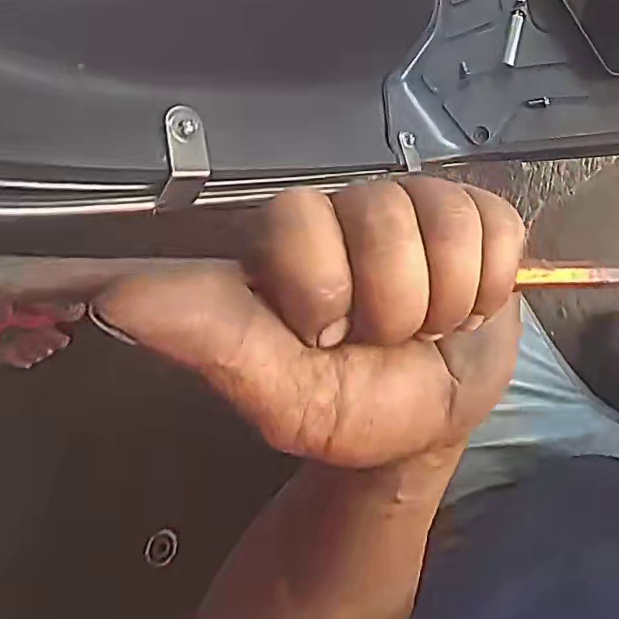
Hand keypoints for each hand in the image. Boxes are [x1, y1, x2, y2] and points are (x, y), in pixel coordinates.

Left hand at [93, 177, 526, 467]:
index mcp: (297, 240)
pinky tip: (474, 303)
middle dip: (398, 304)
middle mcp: (358, 206)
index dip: (323, 282)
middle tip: (391, 337)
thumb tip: (119, 294)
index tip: (329, 338)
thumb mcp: (286, 395)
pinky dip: (492, 282)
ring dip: (449, 298)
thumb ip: (215, 340)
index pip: (300, 215)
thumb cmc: (359, 407)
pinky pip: (499, 226)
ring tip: (436, 324)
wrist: (436, 416)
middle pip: (385, 216)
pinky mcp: (483, 213)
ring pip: (449, 218)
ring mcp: (426, 202)